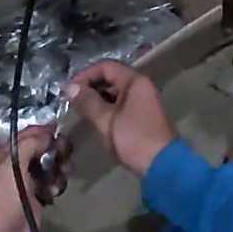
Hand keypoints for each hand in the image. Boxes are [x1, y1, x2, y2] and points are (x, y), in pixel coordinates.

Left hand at [0, 125, 65, 231]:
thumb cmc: (3, 199)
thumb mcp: (11, 166)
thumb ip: (28, 145)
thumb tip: (47, 133)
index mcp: (5, 153)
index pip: (26, 134)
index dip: (43, 130)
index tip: (60, 129)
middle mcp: (16, 163)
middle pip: (42, 148)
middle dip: (55, 149)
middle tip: (64, 155)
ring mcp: (28, 181)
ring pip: (50, 165)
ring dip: (59, 167)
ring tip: (62, 175)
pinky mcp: (38, 196)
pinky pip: (52, 182)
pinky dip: (56, 185)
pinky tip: (54, 193)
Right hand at [67, 61, 176, 176]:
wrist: (163, 164)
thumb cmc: (133, 138)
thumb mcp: (106, 120)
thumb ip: (87, 101)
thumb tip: (71, 87)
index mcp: (135, 82)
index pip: (106, 67)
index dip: (85, 75)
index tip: (69, 89)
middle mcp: (142, 86)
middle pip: (112, 78)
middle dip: (91, 87)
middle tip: (73, 100)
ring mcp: (145, 101)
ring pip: (117, 92)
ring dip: (99, 98)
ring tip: (82, 110)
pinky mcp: (145, 115)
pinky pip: (123, 104)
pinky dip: (109, 107)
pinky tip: (97, 119)